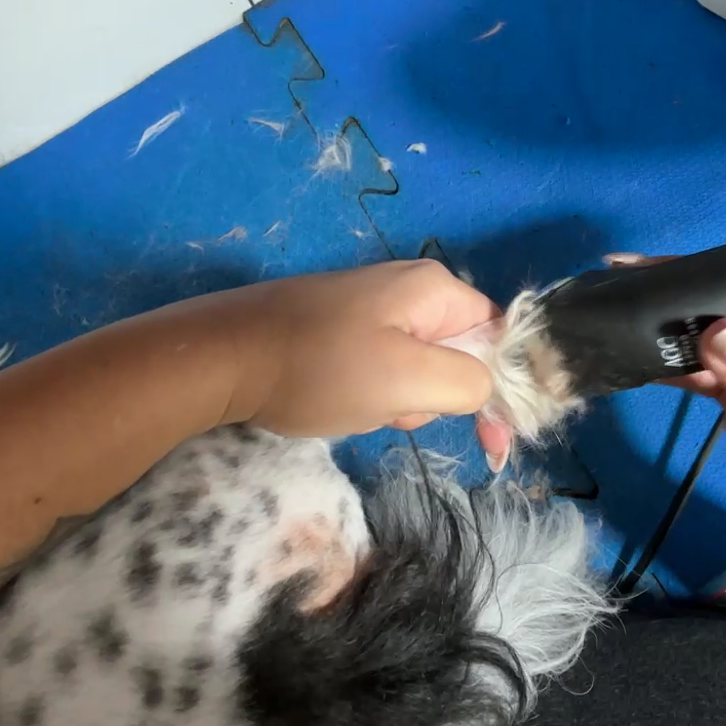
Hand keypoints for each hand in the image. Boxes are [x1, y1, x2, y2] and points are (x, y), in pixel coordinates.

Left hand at [196, 260, 499, 438]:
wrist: (227, 359)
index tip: (489, 438)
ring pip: (419, 370)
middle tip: (394, 405)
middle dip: (434, 394)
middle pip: (458, 355)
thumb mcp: (408, 379)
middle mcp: (410, 289)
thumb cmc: (322, 368)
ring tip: (360, 402)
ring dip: (399, 399)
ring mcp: (374, 308)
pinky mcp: (346, 328)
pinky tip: (340, 398)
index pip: (498, 336)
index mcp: (435, 288)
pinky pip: (383, 369)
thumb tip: (488, 385)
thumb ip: (468, 381)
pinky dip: (372, 393)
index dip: (499, 385)